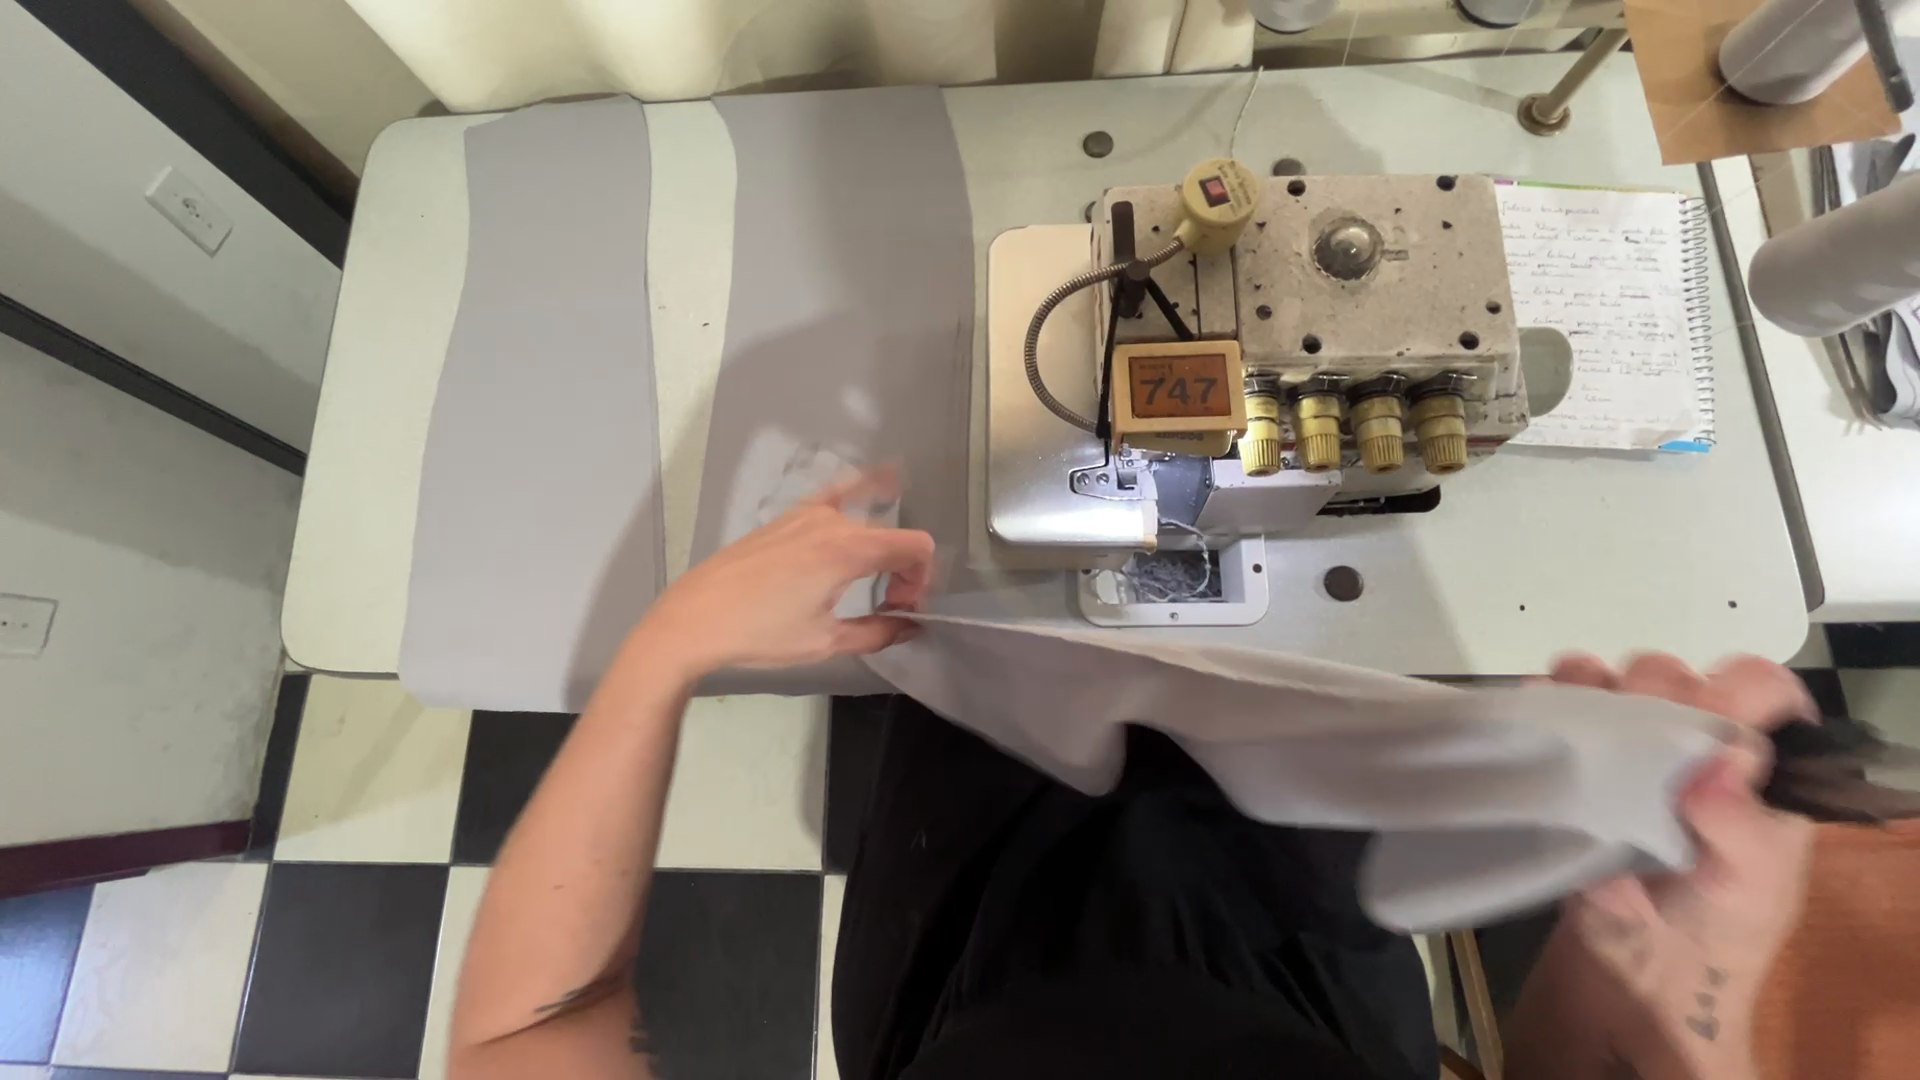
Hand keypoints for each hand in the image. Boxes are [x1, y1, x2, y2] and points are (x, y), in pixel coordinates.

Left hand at [627, 470, 936, 681]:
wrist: (694, 619)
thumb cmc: (761, 633)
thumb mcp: (825, 641)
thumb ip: (878, 632)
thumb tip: (911, 627)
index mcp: (848, 550)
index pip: (916, 548)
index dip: (921, 579)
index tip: (902, 610)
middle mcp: (833, 522)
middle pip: (894, 537)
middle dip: (902, 572)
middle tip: (886, 608)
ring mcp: (807, 514)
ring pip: (867, 522)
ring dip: (879, 551)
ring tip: (864, 584)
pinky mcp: (787, 518)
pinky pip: (837, 496)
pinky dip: (863, 490)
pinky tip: (883, 480)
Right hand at [1546, 653, 1816, 1048]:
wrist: (1627, 961)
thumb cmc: (1704, 929)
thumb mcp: (1747, 892)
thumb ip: (1743, 831)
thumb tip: (1724, 757)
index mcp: (1753, 769)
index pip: (1760, 691)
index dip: (1734, 692)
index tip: (1696, 722)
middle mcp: (1687, 743)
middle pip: (1671, 672)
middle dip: (1649, 692)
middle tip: (1632, 740)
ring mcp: (1621, 744)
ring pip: (1606, 673)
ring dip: (1591, 688)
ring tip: (1583, 730)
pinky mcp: (1564, 750)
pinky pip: (1549, 696)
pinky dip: (1543, 696)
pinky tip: (1543, 722)